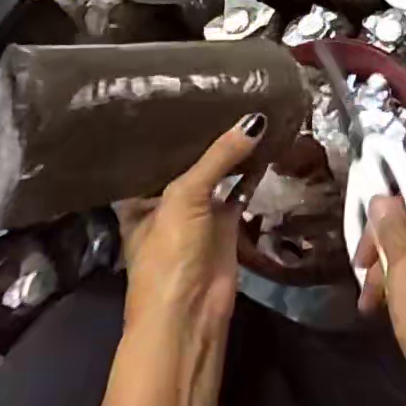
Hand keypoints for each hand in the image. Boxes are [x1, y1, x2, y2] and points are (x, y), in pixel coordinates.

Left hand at [116, 112, 266, 343]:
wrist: (190, 313)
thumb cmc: (169, 254)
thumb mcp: (186, 197)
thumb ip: (219, 157)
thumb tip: (256, 119)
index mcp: (138, 195)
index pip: (150, 152)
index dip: (167, 126)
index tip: (188, 92)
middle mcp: (165, 199)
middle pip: (189, 159)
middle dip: (208, 134)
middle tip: (230, 93)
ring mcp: (197, 211)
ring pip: (218, 171)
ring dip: (234, 150)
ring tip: (253, 109)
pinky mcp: (225, 221)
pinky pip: (240, 187)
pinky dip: (253, 170)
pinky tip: (267, 144)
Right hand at [355, 171, 405, 405]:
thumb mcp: (405, 273)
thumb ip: (391, 230)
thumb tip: (381, 197)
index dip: (387, 182)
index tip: (358, 196)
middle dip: (381, 237)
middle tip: (360, 265)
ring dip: (385, 265)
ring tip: (367, 300)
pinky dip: (399, 280)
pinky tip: (380, 307)